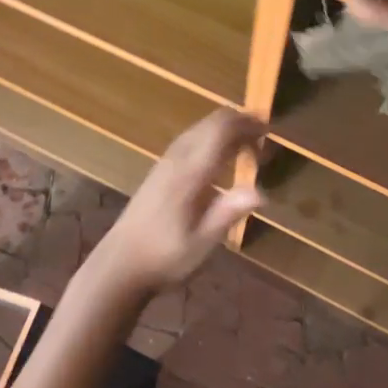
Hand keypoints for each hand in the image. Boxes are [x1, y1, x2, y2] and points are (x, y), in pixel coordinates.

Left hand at [88, 110, 263, 294]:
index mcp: (189, 174)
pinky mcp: (158, 172)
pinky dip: (209, 138)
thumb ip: (228, 213)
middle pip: (209, 124)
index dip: (246, 124)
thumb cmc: (164, 258)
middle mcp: (176, 160)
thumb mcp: (201, 243)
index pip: (219, 131)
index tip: (269, 131)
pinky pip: (188, 141)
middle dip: (238, 122)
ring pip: (197, 129)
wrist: (119, 265)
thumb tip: (262, 193)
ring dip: (223, 129)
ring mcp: (164, 164)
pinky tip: (218, 157)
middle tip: (263, 137)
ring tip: (248, 144)